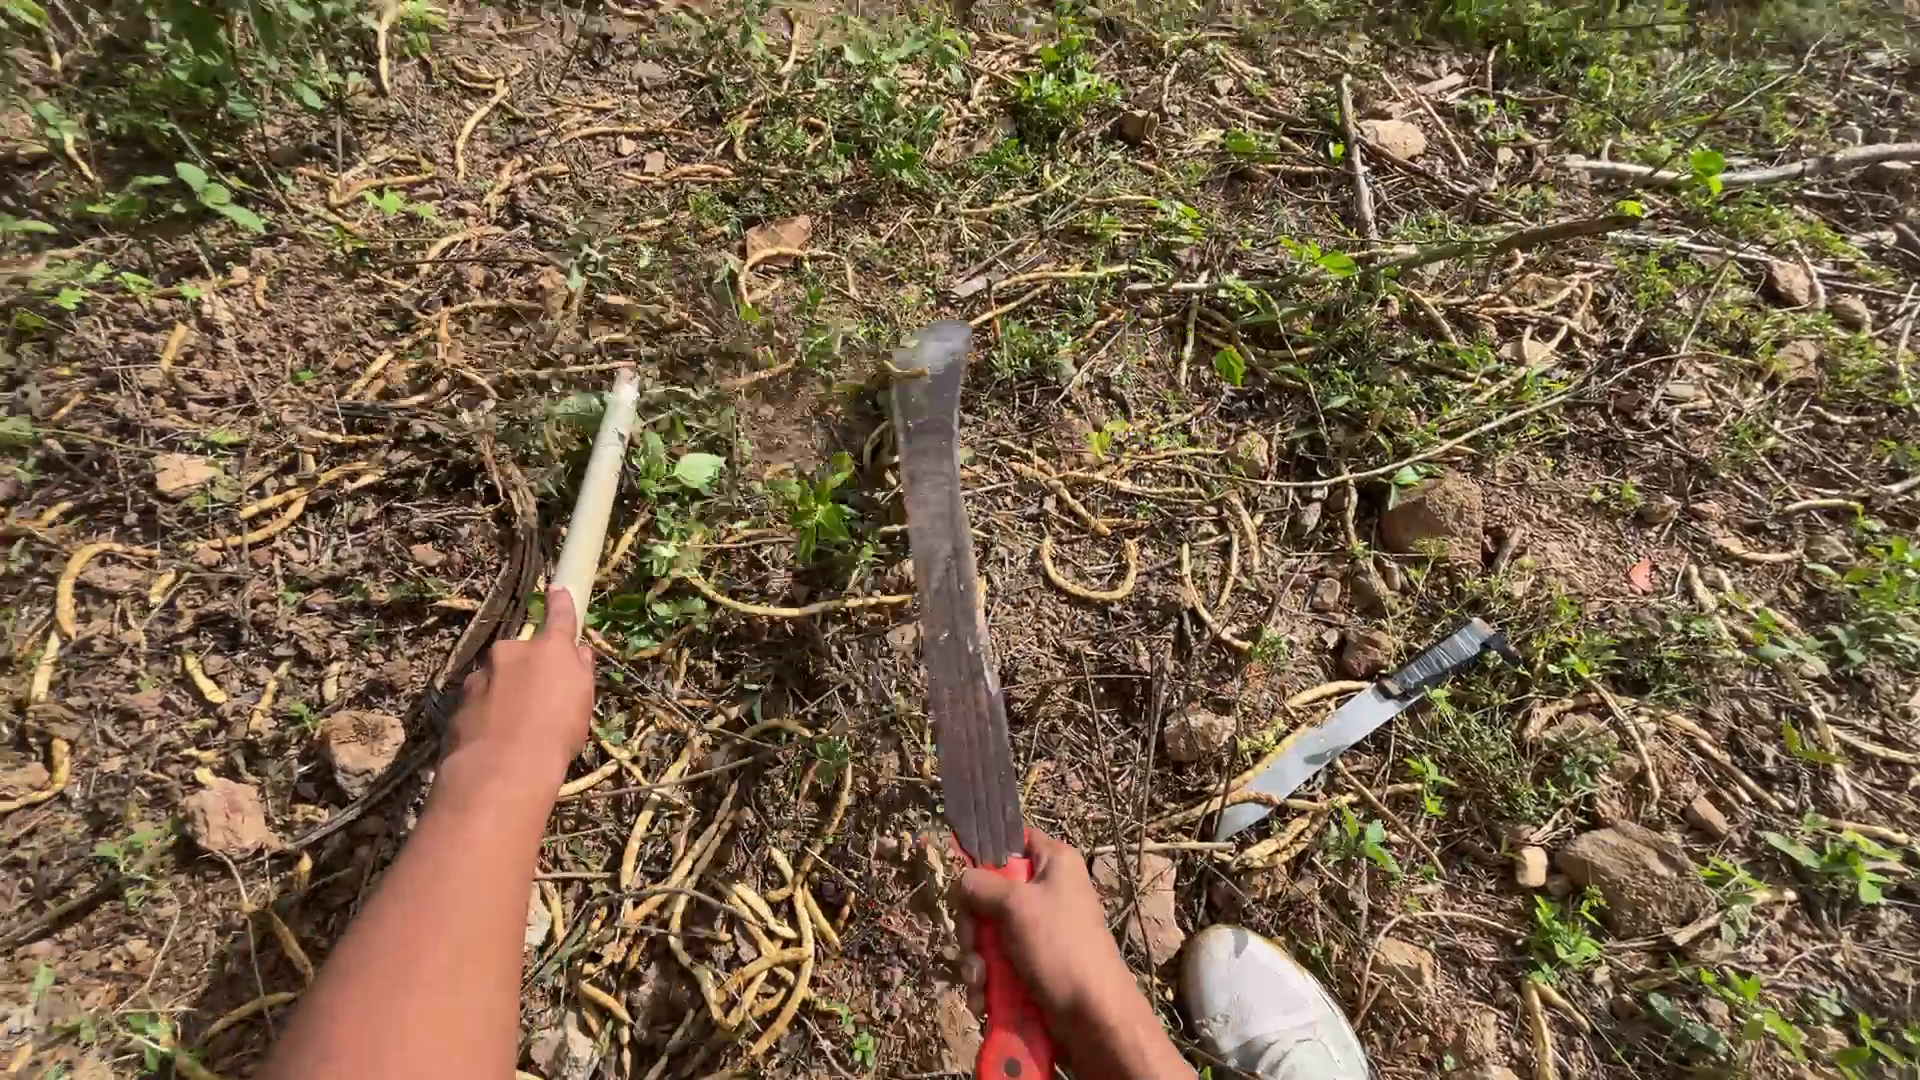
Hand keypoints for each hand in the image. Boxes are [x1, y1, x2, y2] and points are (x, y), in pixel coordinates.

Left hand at [442, 588, 594, 789]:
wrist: (502, 769)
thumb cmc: (557, 731)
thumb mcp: (583, 702)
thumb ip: (580, 672)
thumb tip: (578, 653)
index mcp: (549, 649)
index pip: (559, 617)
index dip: (560, 603)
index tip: (556, 589)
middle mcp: (512, 652)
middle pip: (523, 652)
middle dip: (529, 667)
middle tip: (540, 698)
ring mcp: (481, 675)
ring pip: (498, 677)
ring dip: (506, 691)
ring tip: (516, 726)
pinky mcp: (458, 701)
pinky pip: (479, 700)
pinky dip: (488, 711)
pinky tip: (496, 737)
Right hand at [954, 830, 1140, 1035]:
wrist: (1094, 1019)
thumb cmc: (1060, 946)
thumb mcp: (1017, 905)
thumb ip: (983, 885)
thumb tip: (963, 878)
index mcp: (1053, 861)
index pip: (1013, 839)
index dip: (986, 851)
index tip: (962, 870)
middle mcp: (1047, 889)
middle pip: (992, 890)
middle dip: (975, 924)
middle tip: (972, 943)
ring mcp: (1039, 928)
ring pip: (991, 930)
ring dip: (978, 957)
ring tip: (981, 981)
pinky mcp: (1033, 962)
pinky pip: (999, 960)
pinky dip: (988, 978)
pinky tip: (984, 997)